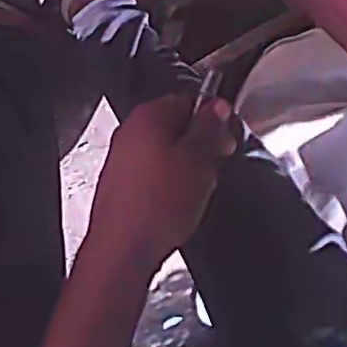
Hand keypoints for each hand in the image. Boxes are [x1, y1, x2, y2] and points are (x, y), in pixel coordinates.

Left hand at [85, 93, 236, 272]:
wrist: (123, 247)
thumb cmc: (157, 205)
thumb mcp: (199, 160)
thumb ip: (209, 128)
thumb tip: (216, 107)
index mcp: (148, 116)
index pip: (188, 99)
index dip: (213, 118)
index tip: (226, 137)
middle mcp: (129, 131)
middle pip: (175, 126)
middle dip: (199, 145)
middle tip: (214, 166)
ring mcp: (122, 157)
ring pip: (165, 151)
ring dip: (186, 166)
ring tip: (197, 189)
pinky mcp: (120, 183)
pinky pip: (152, 174)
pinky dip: (168, 184)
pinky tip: (177, 203)